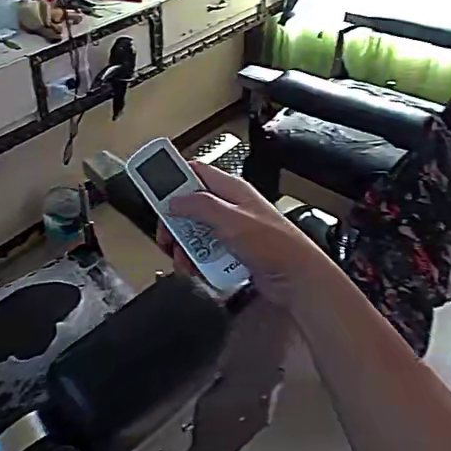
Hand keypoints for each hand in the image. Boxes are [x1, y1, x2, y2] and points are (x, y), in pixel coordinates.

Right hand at [155, 161, 331, 305]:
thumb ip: (200, 206)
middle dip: (174, 223)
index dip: (173, 177)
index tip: (153, 188)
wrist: (297, 278)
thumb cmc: (275, 245)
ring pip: (195, 232)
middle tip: (166, 238)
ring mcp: (231, 230)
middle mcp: (230, 207)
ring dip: (184, 247)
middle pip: (190, 206)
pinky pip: (206, 252)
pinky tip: (196, 271)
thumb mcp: (231, 220)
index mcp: (231, 190)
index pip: (196, 172)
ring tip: (183, 261)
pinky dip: (197, 262)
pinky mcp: (233, 252)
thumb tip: (174, 199)